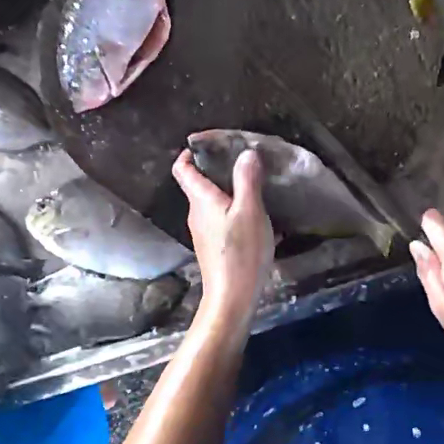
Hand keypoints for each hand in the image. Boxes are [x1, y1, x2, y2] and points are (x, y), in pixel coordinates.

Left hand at [172, 147, 272, 324]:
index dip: (189, 154)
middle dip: (217, 170)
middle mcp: (196, 213)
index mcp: (201, 200)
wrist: (232, 298)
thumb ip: (247, 181)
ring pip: (213, 204)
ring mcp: (204, 232)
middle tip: (242, 162)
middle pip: (199, 185)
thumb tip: (245, 153)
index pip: (182, 169)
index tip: (208, 145)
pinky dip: (237, 213)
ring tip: (255, 186)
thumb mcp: (250, 211)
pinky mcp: (214, 247)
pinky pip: (223, 221)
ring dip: (230, 193)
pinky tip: (260, 219)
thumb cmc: (240, 252)